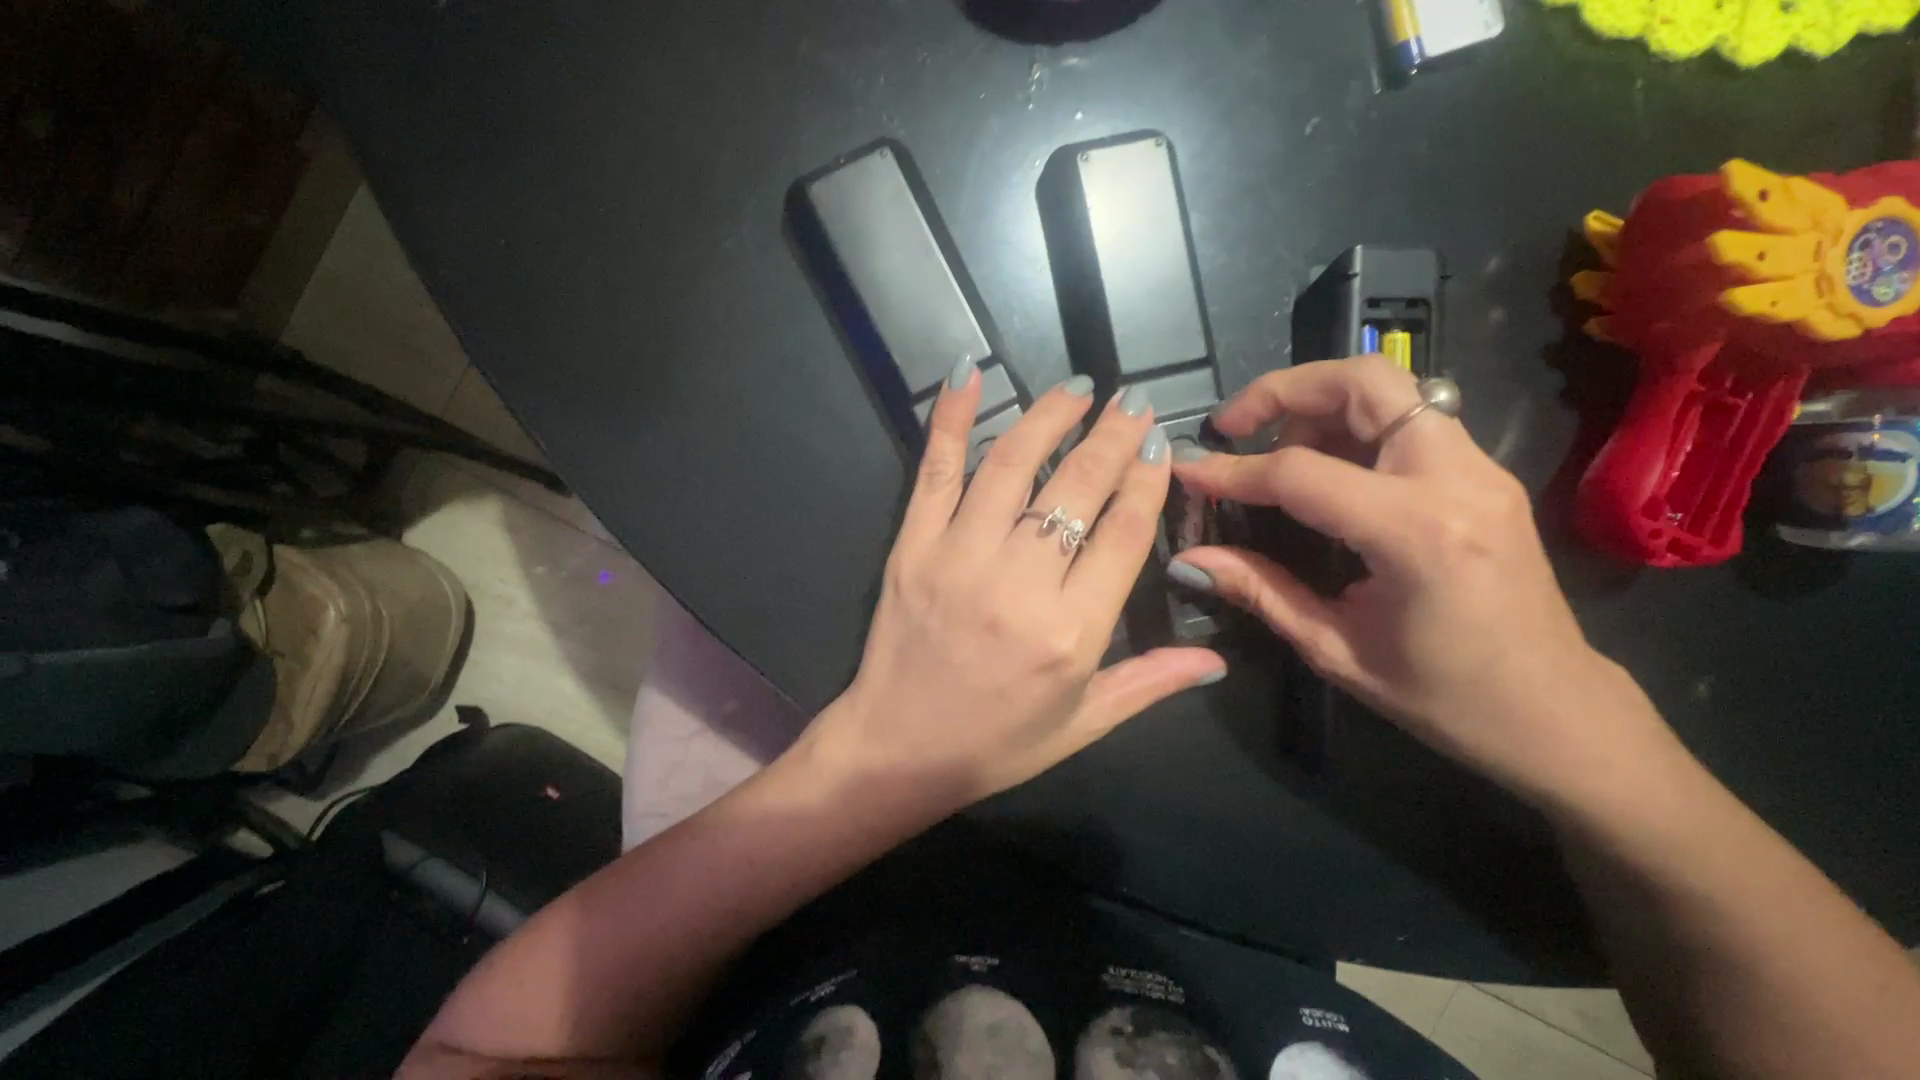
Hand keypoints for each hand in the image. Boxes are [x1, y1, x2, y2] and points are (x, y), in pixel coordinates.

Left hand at [795, 366, 1224, 812]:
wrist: (897, 750)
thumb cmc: (996, 743)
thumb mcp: (1083, 724)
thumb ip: (1150, 684)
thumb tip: (1217, 662)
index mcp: (1072, 633)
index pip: (1124, 534)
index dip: (1147, 482)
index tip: (1159, 446)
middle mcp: (1020, 586)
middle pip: (1077, 489)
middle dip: (1112, 439)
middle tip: (1132, 403)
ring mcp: (959, 558)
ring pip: (1012, 467)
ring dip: (1048, 419)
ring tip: (1078, 389)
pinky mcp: (912, 547)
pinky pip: (935, 473)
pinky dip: (951, 420)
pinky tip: (968, 374)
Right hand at [1169, 356, 1671, 803]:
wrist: (1554, 711)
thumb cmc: (1444, 698)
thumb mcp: (1337, 651)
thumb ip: (1260, 590)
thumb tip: (1190, 559)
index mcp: (1417, 534)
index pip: (1302, 472)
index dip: (1233, 470)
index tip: (1187, 471)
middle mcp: (1457, 480)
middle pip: (1364, 381)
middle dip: (1285, 389)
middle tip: (1235, 424)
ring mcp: (1480, 470)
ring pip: (1391, 390)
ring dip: (1321, 404)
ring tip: (1277, 452)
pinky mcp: (1484, 474)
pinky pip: (1411, 419)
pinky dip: (1355, 424)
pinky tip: (1325, 468)